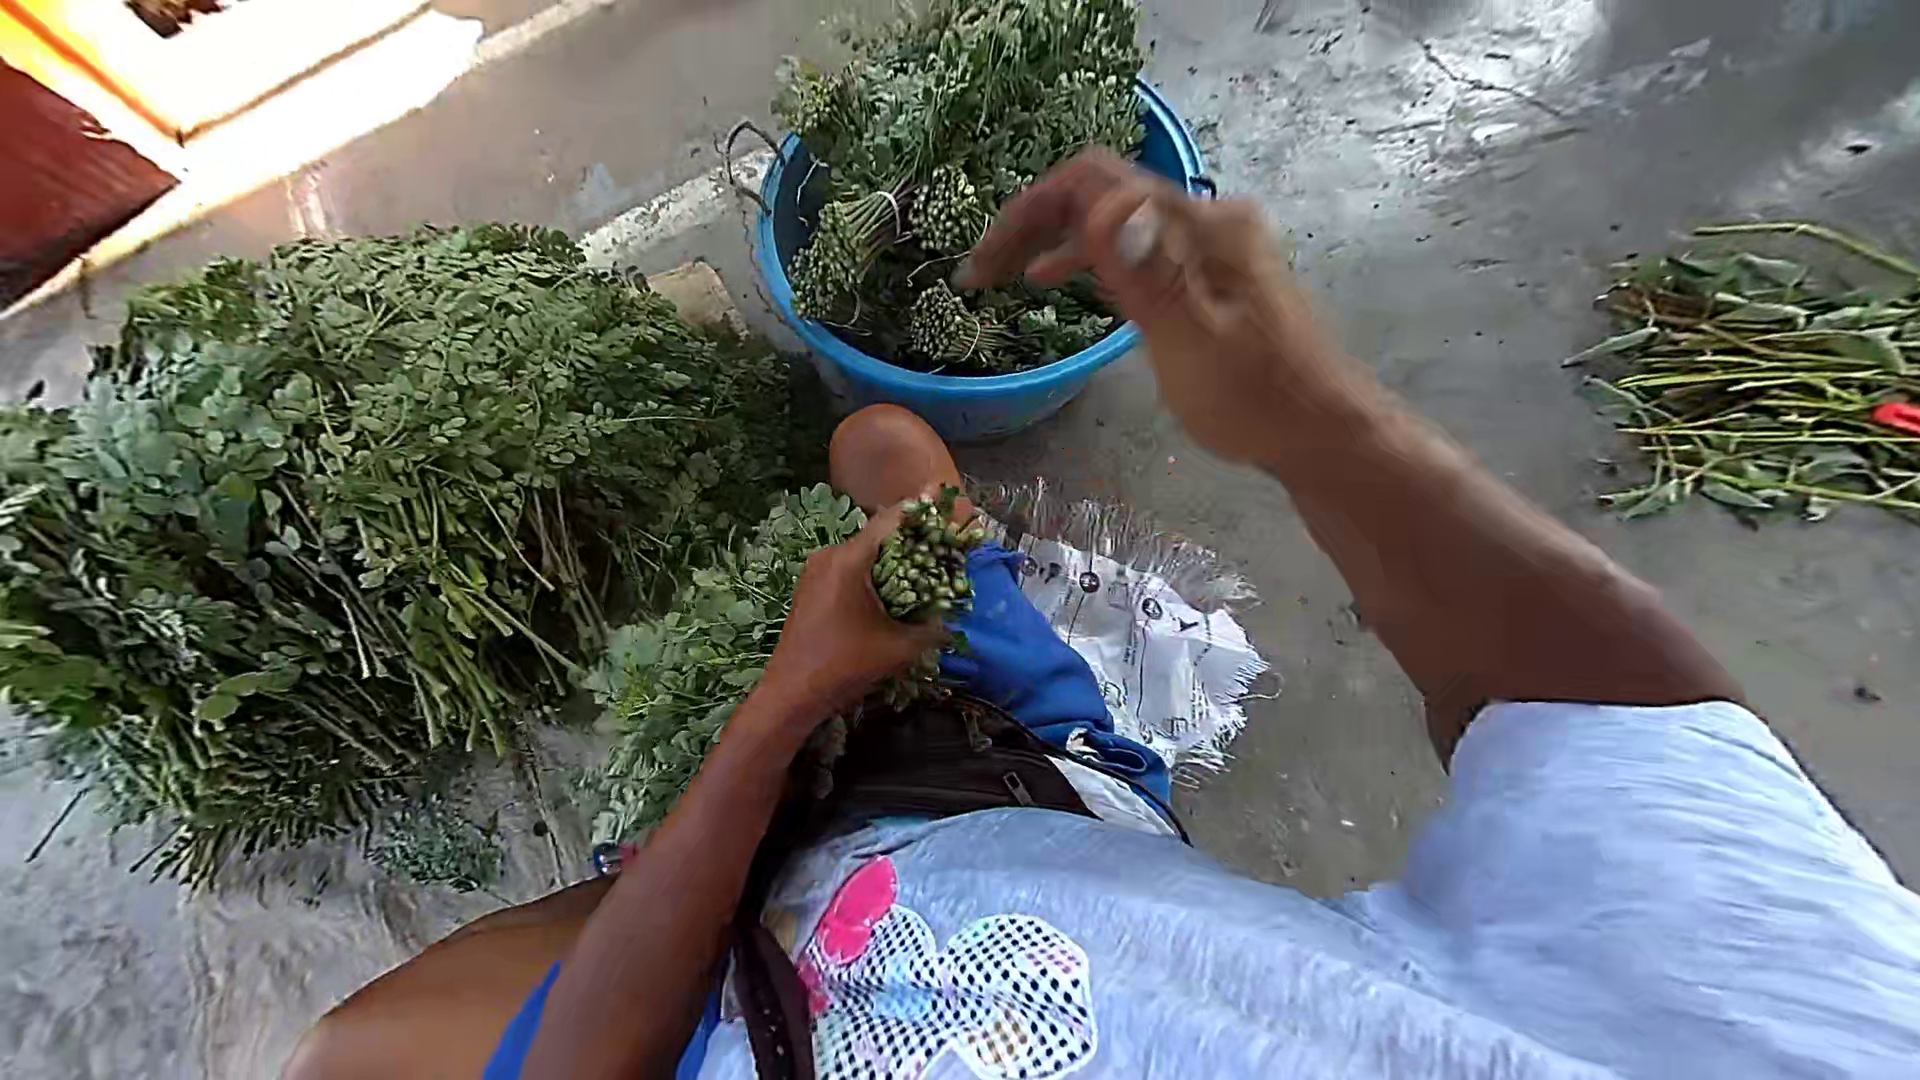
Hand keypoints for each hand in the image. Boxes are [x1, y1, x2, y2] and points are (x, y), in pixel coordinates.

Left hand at [755, 503, 948, 721]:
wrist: (792, 693)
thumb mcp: (899, 648)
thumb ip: (932, 627)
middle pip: (879, 534)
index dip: (922, 514)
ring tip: (922, 571)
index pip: (891, 520)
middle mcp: (830, 554)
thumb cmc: (845, 665)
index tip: (948, 513)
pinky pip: (850, 567)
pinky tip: (891, 591)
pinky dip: (873, 571)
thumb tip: (953, 616)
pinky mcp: (812, 585)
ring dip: (892, 558)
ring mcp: (817, 569)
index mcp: (849, 560)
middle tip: (941, 549)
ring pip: (864, 551)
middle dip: (911, 540)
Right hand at [956, 150, 1359, 463]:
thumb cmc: (1254, 400)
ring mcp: (1203, 246)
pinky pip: (1131, 249)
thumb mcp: (1195, 343)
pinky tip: (1057, 280)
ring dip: (1051, 242)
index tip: (984, 266)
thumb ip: (1151, 275)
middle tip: (980, 273)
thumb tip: (1103, 211)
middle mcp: (1203, 220)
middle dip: (1031, 227)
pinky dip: (1085, 260)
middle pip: (1100, 196)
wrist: (1316, 429)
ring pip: (1112, 222)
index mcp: (1201, 228)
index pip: (1097, 185)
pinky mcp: (1201, 275)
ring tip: (1003, 276)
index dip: (1029, 214)